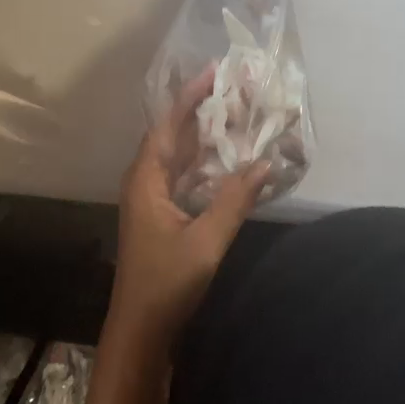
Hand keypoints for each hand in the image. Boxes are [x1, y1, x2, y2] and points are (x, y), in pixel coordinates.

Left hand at [107, 69, 268, 341]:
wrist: (140, 331)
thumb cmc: (166, 283)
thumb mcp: (205, 241)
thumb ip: (234, 200)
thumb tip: (264, 162)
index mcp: (146, 178)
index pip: (168, 124)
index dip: (190, 97)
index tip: (214, 72)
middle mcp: (146, 181)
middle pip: (174, 135)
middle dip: (203, 112)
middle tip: (236, 91)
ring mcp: (153, 200)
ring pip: (180, 157)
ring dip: (205, 138)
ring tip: (237, 116)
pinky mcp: (162, 217)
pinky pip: (185, 177)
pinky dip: (205, 164)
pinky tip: (228, 161)